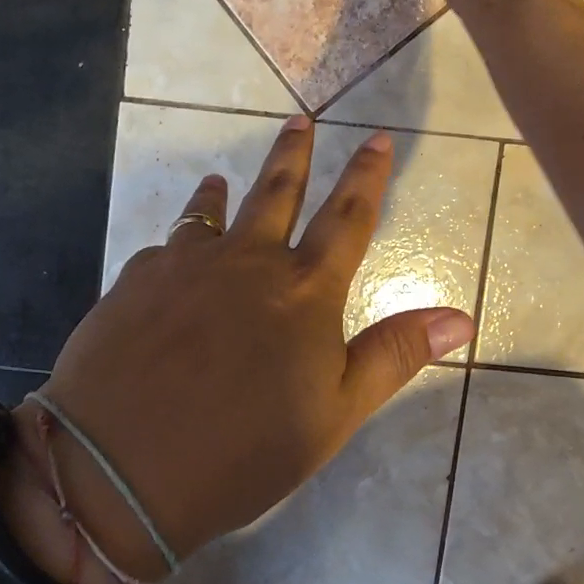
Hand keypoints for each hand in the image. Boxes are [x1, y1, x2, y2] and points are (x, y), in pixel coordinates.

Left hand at [26, 117, 474, 582]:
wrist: (123, 464)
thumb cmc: (243, 451)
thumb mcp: (333, 415)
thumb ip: (391, 357)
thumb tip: (460, 316)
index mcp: (303, 291)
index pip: (347, 219)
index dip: (367, 176)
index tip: (378, 138)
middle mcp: (245, 261)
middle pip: (277, 192)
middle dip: (294, 152)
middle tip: (300, 118)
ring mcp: (184, 265)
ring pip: (210, 213)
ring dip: (220, 191)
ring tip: (219, 179)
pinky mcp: (134, 279)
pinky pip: (164, 248)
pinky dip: (176, 243)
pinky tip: (169, 255)